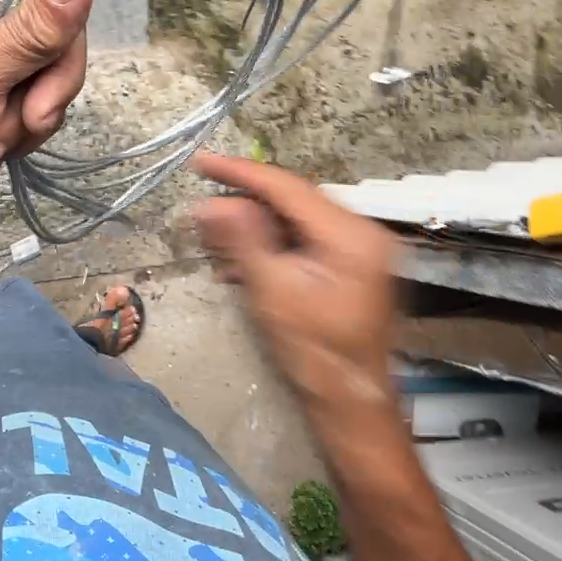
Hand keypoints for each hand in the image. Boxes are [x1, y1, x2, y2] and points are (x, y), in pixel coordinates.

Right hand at [190, 153, 402, 416]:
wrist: (349, 398)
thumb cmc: (312, 348)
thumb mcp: (270, 288)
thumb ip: (241, 238)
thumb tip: (209, 202)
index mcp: (350, 234)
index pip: (287, 187)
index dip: (240, 172)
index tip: (200, 162)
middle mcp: (361, 231)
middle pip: (289, 200)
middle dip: (241, 205)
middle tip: (201, 212)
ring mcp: (357, 248)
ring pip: (291, 219)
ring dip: (250, 228)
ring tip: (213, 244)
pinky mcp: (348, 264)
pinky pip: (299, 238)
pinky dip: (266, 245)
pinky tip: (237, 265)